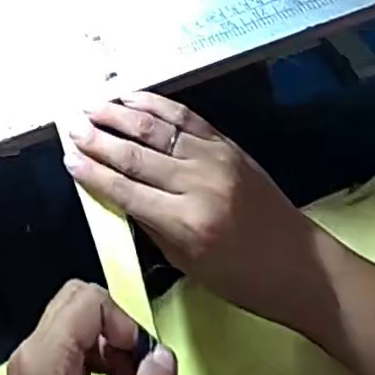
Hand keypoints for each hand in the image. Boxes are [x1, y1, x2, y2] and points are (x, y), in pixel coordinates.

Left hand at [7, 280, 176, 374]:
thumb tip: (164, 356)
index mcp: (41, 354)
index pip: (86, 296)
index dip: (123, 320)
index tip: (145, 355)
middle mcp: (30, 349)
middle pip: (79, 302)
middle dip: (118, 332)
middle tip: (140, 372)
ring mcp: (31, 361)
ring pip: (76, 324)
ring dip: (111, 349)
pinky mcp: (36, 373)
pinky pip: (69, 347)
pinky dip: (96, 362)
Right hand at [64, 93, 331, 325]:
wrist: (305, 268)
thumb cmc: (243, 278)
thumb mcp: (186, 262)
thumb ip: (146, 221)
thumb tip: (109, 187)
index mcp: (188, 223)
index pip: (126, 190)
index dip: (93, 172)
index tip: (69, 158)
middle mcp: (199, 185)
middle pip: (134, 154)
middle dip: (97, 139)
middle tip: (71, 127)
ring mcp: (214, 158)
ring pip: (154, 127)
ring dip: (116, 114)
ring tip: (90, 106)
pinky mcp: (225, 143)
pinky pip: (182, 115)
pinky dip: (152, 102)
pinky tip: (129, 97)